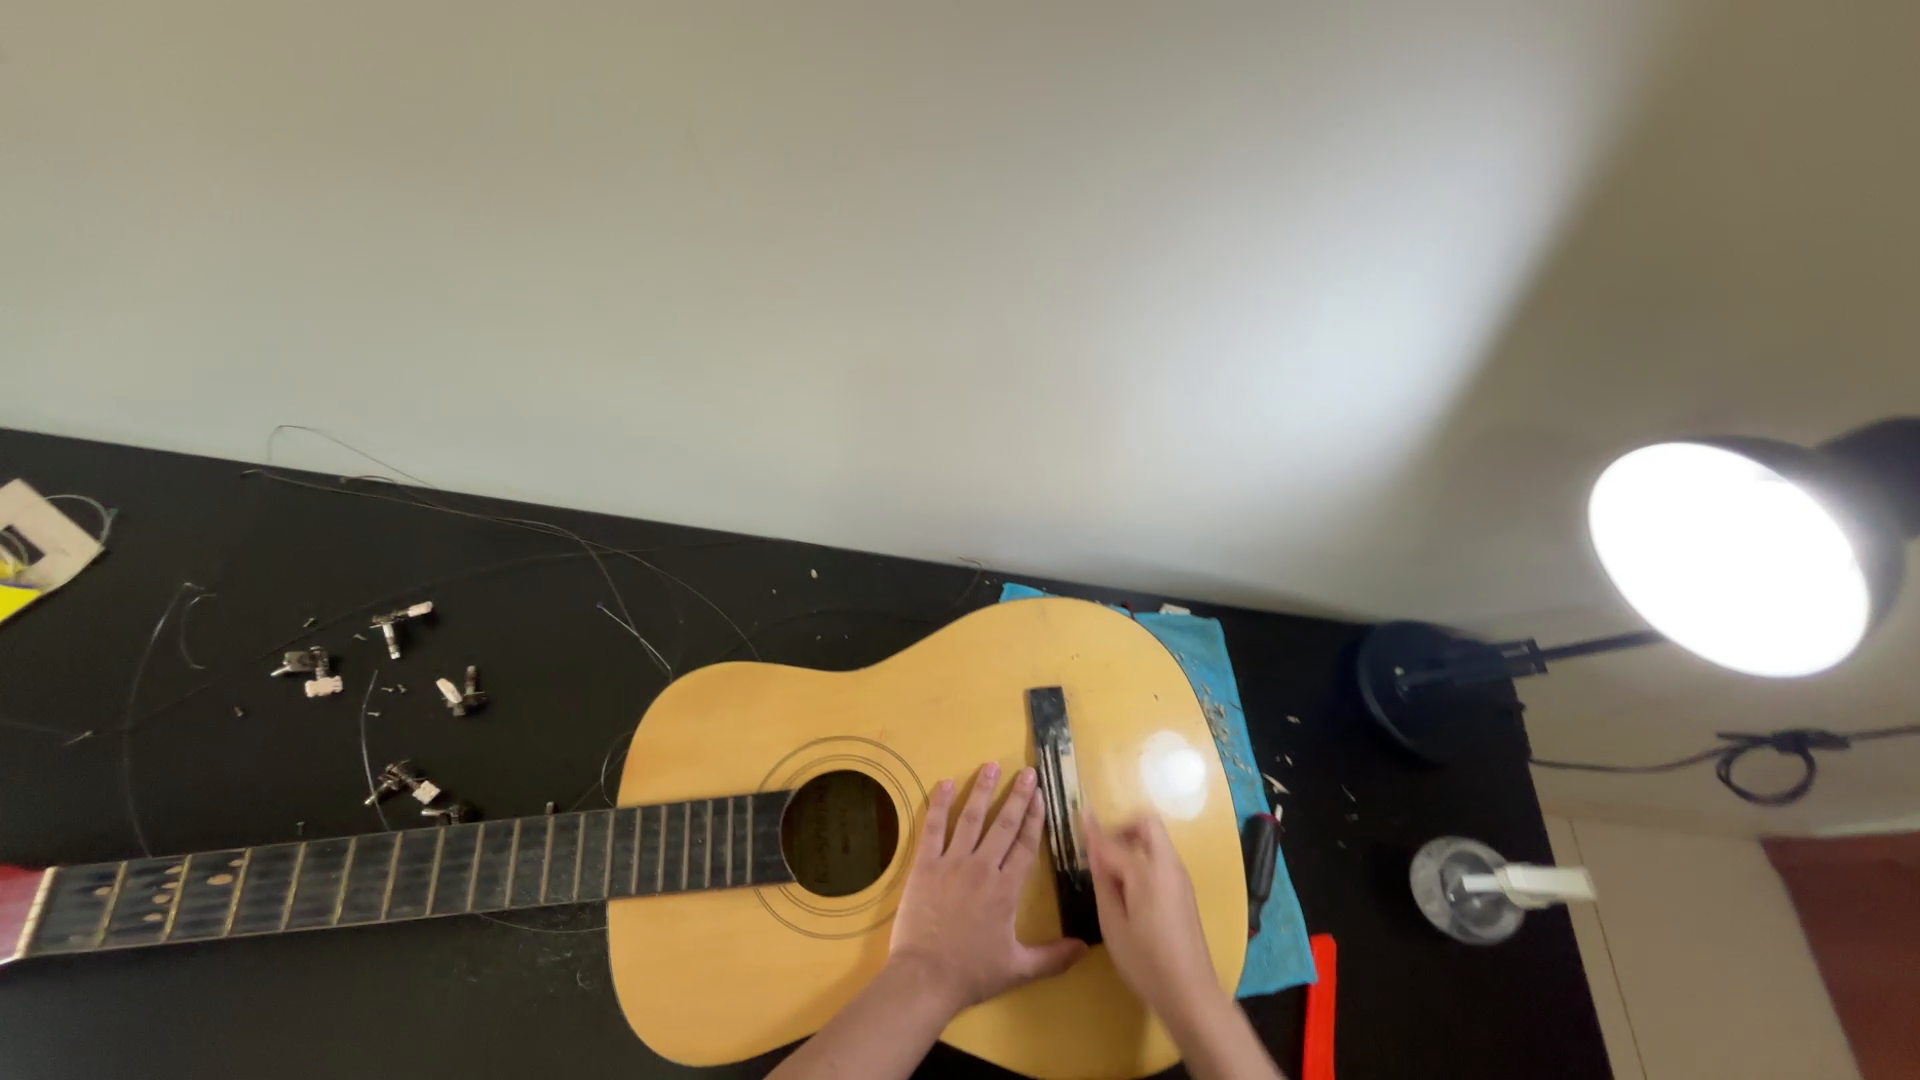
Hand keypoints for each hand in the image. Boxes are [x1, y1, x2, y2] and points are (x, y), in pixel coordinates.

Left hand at [888, 763, 1088, 1011]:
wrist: (925, 978)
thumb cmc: (972, 973)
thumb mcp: (1018, 970)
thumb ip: (1053, 957)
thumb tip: (1086, 948)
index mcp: (1006, 890)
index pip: (1025, 845)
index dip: (1034, 818)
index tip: (1040, 795)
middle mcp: (982, 868)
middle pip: (1003, 825)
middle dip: (1017, 796)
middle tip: (1026, 771)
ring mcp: (952, 863)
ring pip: (971, 819)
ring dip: (982, 790)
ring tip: (991, 766)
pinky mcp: (925, 866)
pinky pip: (933, 828)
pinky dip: (939, 805)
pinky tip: (946, 783)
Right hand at [1085, 812, 1220, 1022]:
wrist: (1190, 992)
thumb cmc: (1144, 961)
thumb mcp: (1112, 923)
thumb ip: (1102, 879)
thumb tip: (1092, 847)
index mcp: (1147, 871)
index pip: (1113, 841)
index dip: (1093, 832)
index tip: (1078, 821)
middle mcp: (1168, 865)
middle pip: (1147, 823)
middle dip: (1122, 828)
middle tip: (1102, 851)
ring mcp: (1181, 876)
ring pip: (1156, 840)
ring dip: (1134, 843)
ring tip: (1112, 875)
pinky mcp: (1186, 889)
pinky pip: (1162, 858)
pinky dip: (1144, 858)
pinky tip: (1131, 890)